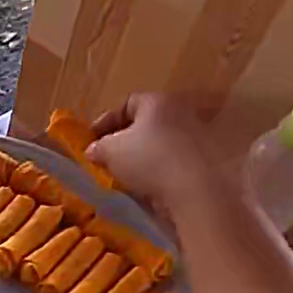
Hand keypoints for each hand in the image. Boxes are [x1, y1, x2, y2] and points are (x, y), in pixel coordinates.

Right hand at [86, 93, 248, 219]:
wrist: (192, 190)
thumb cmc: (148, 159)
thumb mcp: (111, 151)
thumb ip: (98, 147)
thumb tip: (93, 150)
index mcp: (158, 102)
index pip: (127, 103)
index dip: (105, 121)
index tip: (91, 140)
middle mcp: (180, 113)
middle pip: (144, 124)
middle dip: (122, 140)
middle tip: (105, 158)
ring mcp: (194, 137)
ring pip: (157, 145)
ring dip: (139, 158)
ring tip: (122, 175)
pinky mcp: (201, 162)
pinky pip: (169, 163)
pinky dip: (154, 172)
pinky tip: (141, 186)